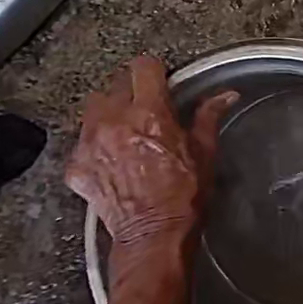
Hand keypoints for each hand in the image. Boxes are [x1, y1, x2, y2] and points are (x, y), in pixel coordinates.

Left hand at [66, 56, 236, 261]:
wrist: (153, 236)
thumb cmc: (182, 197)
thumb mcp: (203, 153)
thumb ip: (208, 117)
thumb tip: (225, 95)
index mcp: (149, 113)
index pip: (142, 67)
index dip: (153, 72)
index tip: (158, 81)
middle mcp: (114, 121)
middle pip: (114, 84)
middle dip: (131, 92)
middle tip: (145, 112)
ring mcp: (90, 143)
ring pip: (92, 108)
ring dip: (107, 113)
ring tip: (124, 133)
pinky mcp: (77, 166)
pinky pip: (81, 142)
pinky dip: (95, 146)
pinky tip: (112, 161)